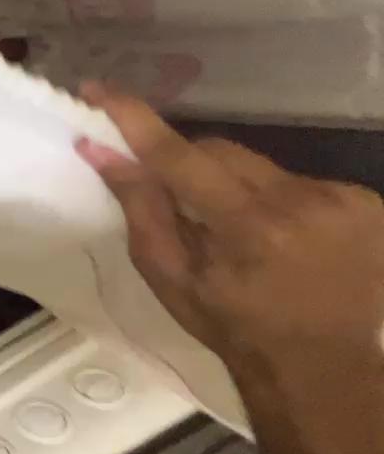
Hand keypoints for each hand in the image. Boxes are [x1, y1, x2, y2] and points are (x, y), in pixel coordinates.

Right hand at [77, 83, 383, 374]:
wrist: (325, 364)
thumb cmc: (229, 321)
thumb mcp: (166, 271)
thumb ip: (138, 206)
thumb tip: (100, 151)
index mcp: (249, 224)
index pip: (178, 154)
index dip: (133, 119)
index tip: (97, 89)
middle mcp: (304, 201)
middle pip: (218, 150)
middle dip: (183, 162)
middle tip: (166, 194)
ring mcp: (345, 201)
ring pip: (254, 164)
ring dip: (226, 180)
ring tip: (225, 225)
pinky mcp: (366, 203)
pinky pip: (291, 179)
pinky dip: (266, 194)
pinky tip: (269, 230)